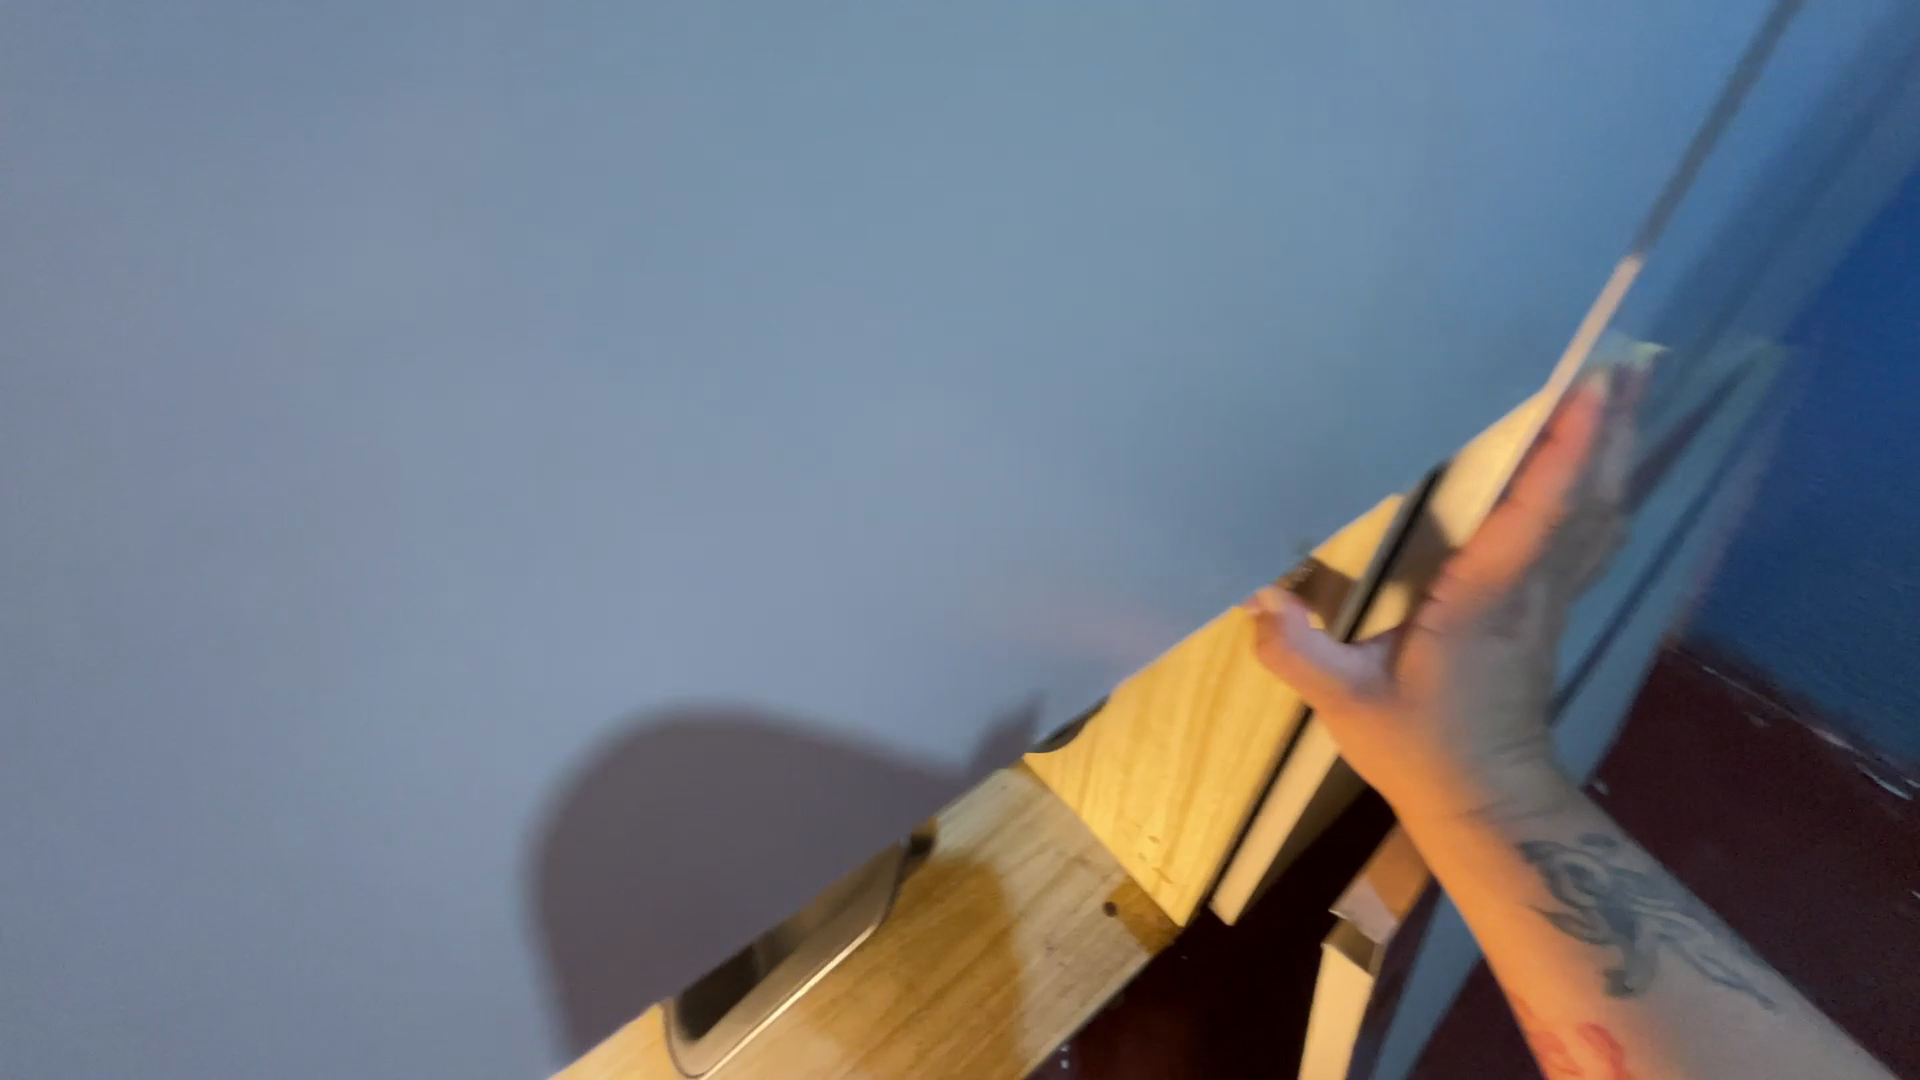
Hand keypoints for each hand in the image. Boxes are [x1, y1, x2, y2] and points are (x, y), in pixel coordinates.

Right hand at [1245, 370, 1637, 822]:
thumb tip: (1255, 595)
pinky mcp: (1546, 612)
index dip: (1565, 449)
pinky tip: (1597, 470)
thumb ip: (1297, 650)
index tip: (1588, 383)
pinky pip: (1587, 537)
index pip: (1537, 514)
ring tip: (1624, 393)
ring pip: (1599, 516)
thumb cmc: (1418, 746)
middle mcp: (1531, 591)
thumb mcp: (1345, 703)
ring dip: (1615, 453)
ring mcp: (1549, 601)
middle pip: (1589, 499)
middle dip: (1611, 429)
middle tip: (1625, 358)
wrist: (1487, 798)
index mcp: (1484, 601)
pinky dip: (1599, 490)